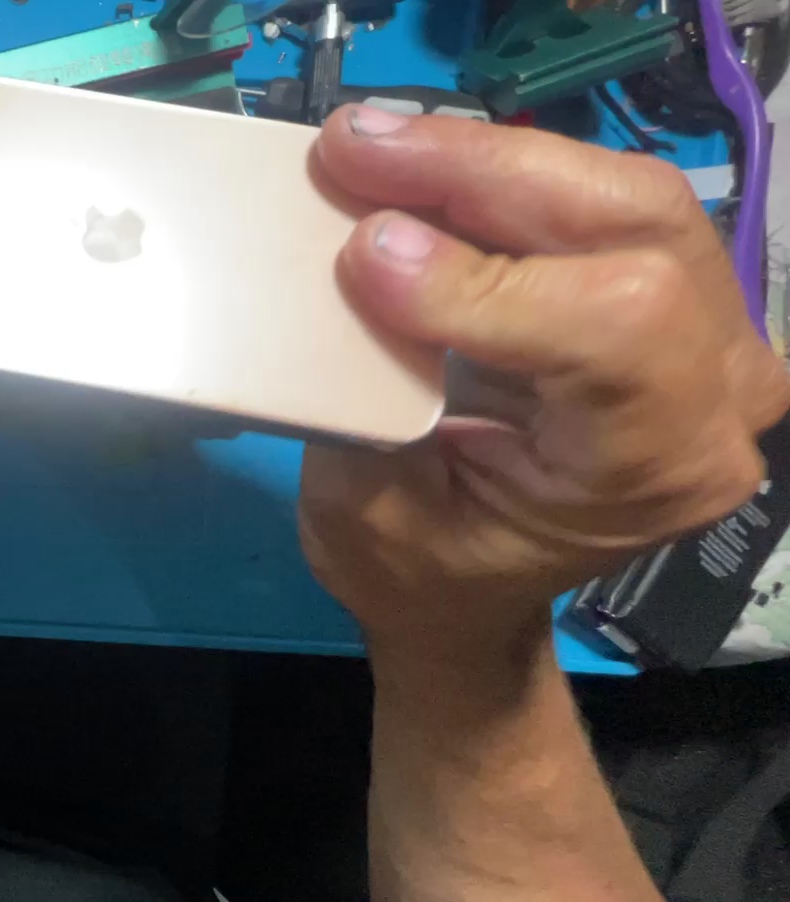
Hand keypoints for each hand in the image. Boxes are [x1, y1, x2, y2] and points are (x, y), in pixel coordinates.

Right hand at [299, 106, 789, 656]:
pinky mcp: (644, 305)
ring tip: (371, 140)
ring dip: (482, 159)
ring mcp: (693, 335)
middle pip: (629, 229)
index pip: (608, 330)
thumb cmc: (409, 572)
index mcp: (647, 468)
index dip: (482, 282)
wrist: (457, 595)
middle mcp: (711, 388)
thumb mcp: (364, 510)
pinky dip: (488, 180)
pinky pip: (582, 215)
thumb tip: (361, 263)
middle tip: (356, 143)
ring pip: (616, 199)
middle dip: (481, 173)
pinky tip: (413, 166)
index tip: (362, 254)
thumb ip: (369, 398)